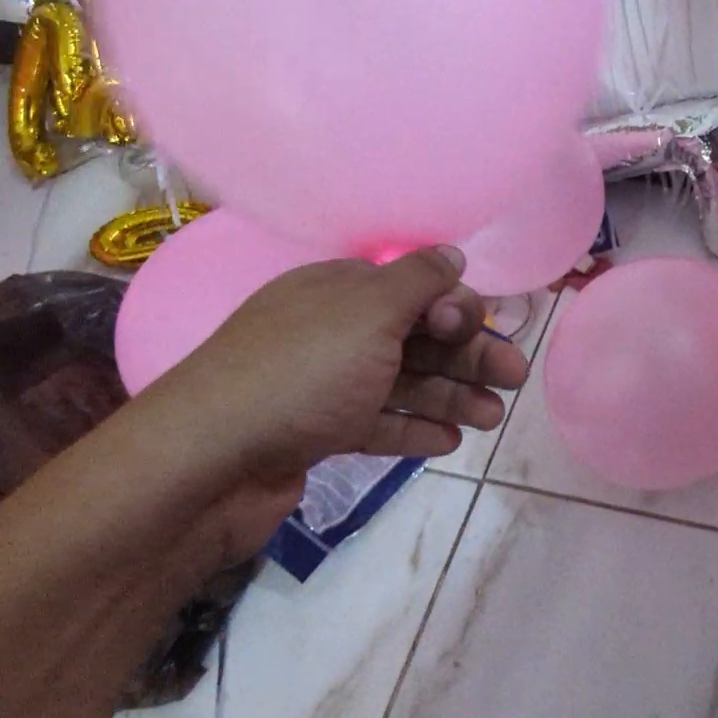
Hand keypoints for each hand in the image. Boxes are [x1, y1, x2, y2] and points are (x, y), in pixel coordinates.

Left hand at [132, 247, 527, 554]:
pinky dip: (414, 428)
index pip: (414, 289)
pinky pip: (377, 423)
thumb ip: (419, 279)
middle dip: (468, 356)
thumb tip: (453, 252)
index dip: (454, 307)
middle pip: (418, 337)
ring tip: (493, 419)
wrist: (201, 466)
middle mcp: (332, 331)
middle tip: (515, 380)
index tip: (476, 328)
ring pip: (404, 382)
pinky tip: (450, 442)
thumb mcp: (367, 311)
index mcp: (339, 292)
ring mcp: (322, 385)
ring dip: (452, 396)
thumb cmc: (298, 373)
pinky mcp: (315, 434)